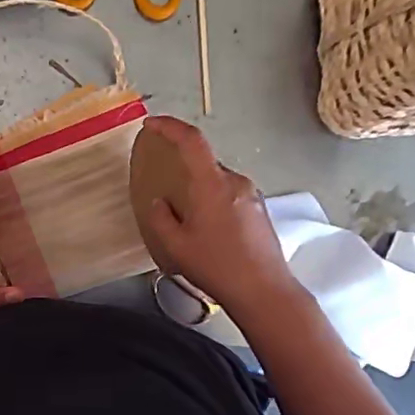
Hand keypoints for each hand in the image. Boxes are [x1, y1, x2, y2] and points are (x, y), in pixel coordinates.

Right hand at [140, 116, 299, 314]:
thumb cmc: (216, 266)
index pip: (191, 140)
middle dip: (184, 169)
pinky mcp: (260, 210)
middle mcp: (235, 181)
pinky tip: (209, 230)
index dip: (169, 126)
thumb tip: (160, 202)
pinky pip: (231, 194)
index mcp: (212, 184)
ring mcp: (252, 195)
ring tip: (188, 219)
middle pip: (205, 162)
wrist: (263, 290)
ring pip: (218, 181)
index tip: (151, 124)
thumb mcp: (176, 246)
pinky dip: (214, 201)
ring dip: (200, 190)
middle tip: (168, 190)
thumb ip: (161, 218)